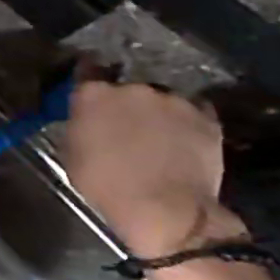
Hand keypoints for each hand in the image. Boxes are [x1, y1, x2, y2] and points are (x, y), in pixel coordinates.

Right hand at [62, 81, 242, 257]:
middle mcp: (133, 89)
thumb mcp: (72, 152)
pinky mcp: (206, 117)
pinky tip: (181, 139)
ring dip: (155, 113)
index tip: (89, 88)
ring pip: (160, 100)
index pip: (86, 70)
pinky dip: (184, 122)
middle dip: (124, 103)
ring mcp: (173, 101)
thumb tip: (88, 119)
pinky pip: (192, 112)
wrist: (163, 208)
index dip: (87, 78)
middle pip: (126, 88)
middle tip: (123, 125)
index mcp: (93, 95)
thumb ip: (80, 126)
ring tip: (156, 137)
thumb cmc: (104, 184)